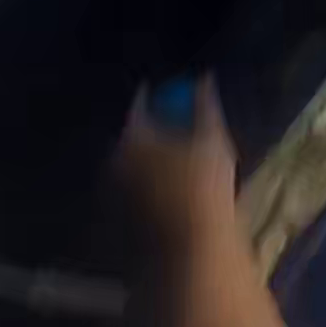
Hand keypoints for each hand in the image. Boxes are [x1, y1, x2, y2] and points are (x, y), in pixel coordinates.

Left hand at [120, 75, 238, 250]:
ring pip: (132, 164)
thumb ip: (205, 103)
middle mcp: (115, 165)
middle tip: (175, 123)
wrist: (187, 249)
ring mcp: (114, 196)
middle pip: (133, 137)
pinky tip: (173, 186)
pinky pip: (133, 187)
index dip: (151, 95)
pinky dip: (149, 179)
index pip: (138, 107)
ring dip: (150, 155)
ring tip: (178, 155)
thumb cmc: (202, 185)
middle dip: (152, 127)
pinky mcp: (119, 220)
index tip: (162, 88)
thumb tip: (205, 77)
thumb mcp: (212, 136)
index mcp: (133, 140)